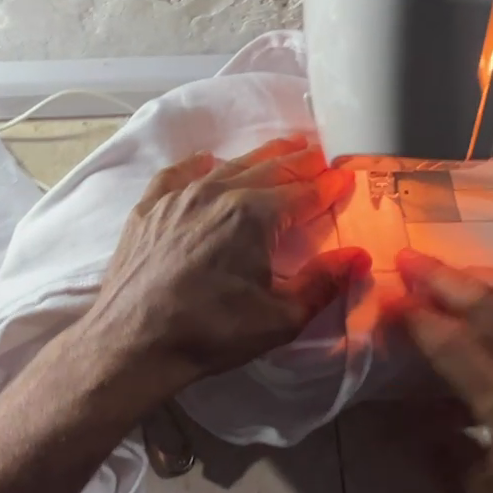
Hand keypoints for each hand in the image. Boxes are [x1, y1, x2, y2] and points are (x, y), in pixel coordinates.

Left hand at [77, 136, 369, 397]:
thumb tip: (360, 257)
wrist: (133, 344)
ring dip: (260, 158)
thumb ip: (323, 284)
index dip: (329, 186)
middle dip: (300, 162)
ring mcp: (179, 197)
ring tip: (282, 148)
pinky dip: (198, 165)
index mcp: (253, 215)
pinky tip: (208, 161)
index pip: (303, 192)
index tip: (346, 178)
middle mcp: (217, 193)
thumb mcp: (280, 318)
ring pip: (229, 166)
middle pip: (269, 168)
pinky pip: (177, 174)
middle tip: (320, 154)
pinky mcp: (149, 208)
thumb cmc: (211, 333)